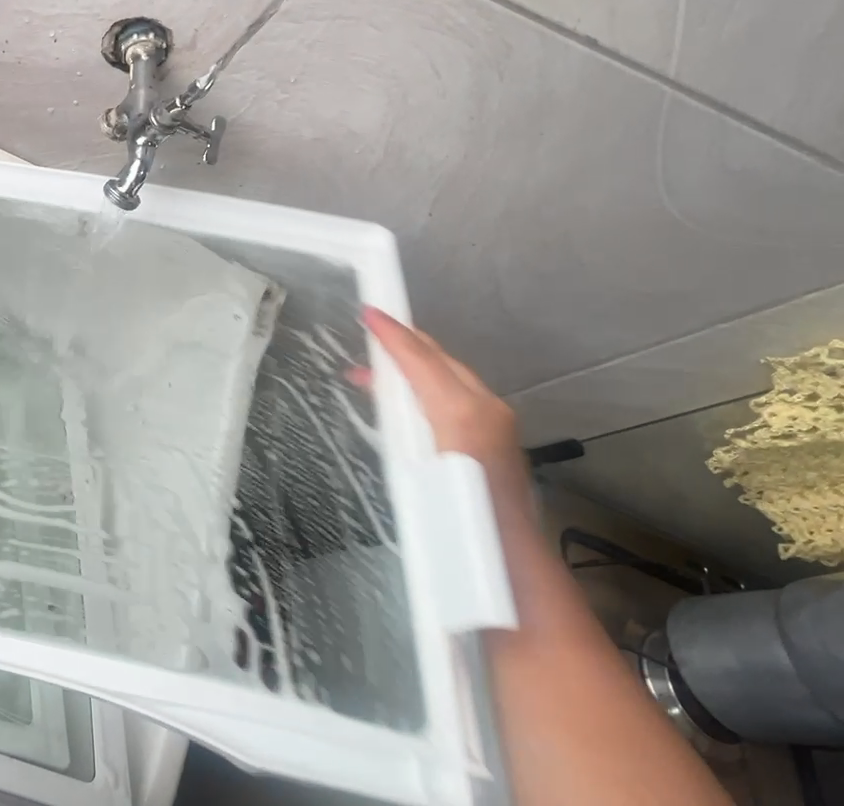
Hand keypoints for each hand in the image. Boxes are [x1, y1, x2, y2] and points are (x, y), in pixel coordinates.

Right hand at [362, 307, 531, 515]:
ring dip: (414, 367)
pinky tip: (405, 404)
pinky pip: (457, 396)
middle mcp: (486, 409)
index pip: (422, 360)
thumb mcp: (412, 469)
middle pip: (442, 361)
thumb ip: (399, 419)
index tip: (369, 311)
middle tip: (369, 331)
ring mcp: (497, 425)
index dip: (393, 335)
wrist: (513, 570)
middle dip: (405, 343)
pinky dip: (427, 388)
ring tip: (374, 372)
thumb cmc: (455, 523)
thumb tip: (374, 382)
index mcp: (462, 412)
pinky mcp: (497, 440)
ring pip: (451, 378)